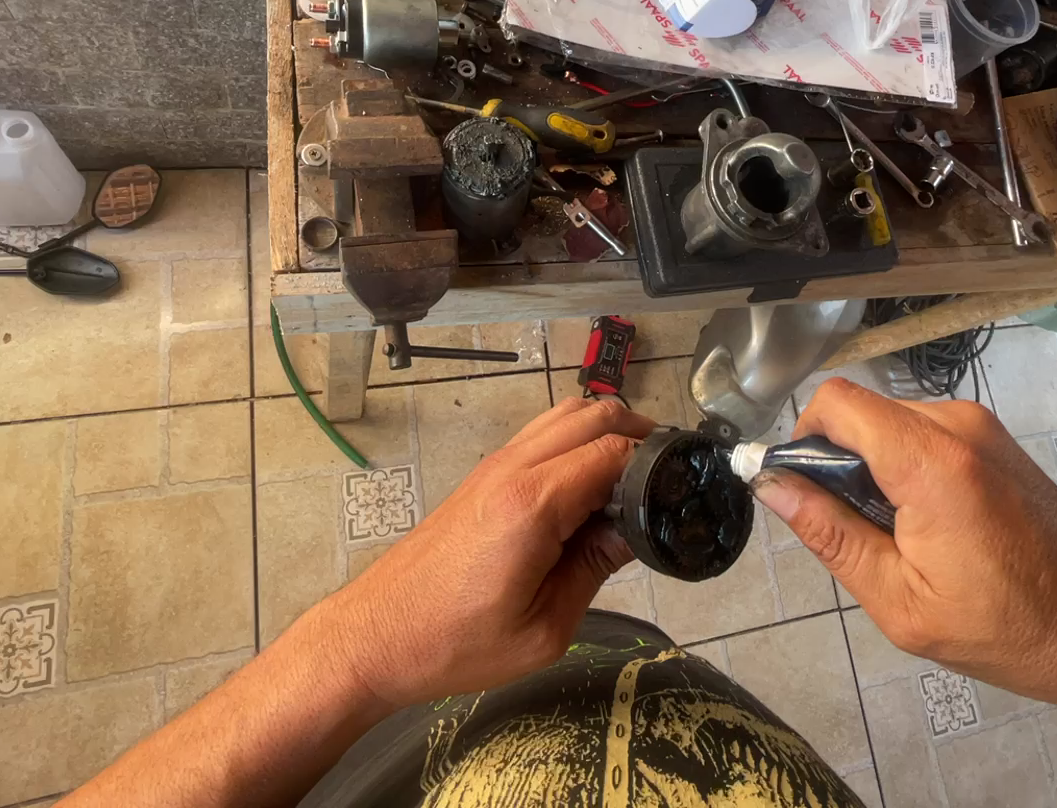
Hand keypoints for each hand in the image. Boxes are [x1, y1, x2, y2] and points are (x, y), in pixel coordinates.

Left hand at [309, 397, 654, 708]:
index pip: (612, 451)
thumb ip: (595, 568)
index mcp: (534, 503)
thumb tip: (634, 529)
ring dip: (605, 426)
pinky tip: (588, 477)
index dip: (653, 462)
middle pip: (592, 414)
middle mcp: (515, 467)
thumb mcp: (545, 627)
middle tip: (666, 471)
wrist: (377, 633)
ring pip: (565, 412)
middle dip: (638, 430)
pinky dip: (576, 435)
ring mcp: (496, 463)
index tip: (679, 484)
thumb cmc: (458, 643)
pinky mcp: (484, 472)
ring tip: (634, 469)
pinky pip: (541, 431)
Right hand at [757, 378, 1056, 713]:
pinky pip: (918, 431)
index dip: (803, 437)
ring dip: (870, 466)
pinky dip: (901, 464)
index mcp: (931, 460)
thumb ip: (829, 534)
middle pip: (858, 413)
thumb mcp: (900, 601)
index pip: (835, 402)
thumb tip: (771, 486)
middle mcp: (956, 423)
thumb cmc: (1009, 630)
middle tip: (858, 529)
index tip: (808, 491)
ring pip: (885, 422)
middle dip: (838, 462)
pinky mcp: (992, 436)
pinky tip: (928, 520)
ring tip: (898, 532)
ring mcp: (980, 424)